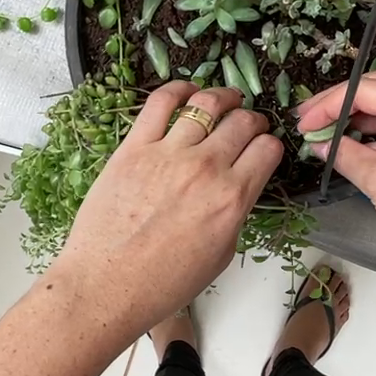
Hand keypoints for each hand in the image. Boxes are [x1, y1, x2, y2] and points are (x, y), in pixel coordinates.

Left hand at [53, 82, 282, 334]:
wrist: (106, 286)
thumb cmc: (162, 283)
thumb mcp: (220, 255)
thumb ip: (234, 214)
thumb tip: (237, 187)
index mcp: (231, 199)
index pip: (268, 149)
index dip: (270, 145)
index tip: (264, 147)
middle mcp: (205, 170)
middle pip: (243, 122)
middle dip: (252, 119)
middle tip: (249, 122)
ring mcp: (168, 154)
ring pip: (207, 104)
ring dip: (224, 97)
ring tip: (226, 98)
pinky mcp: (134, 147)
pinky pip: (161, 102)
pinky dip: (179, 88)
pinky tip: (187, 90)